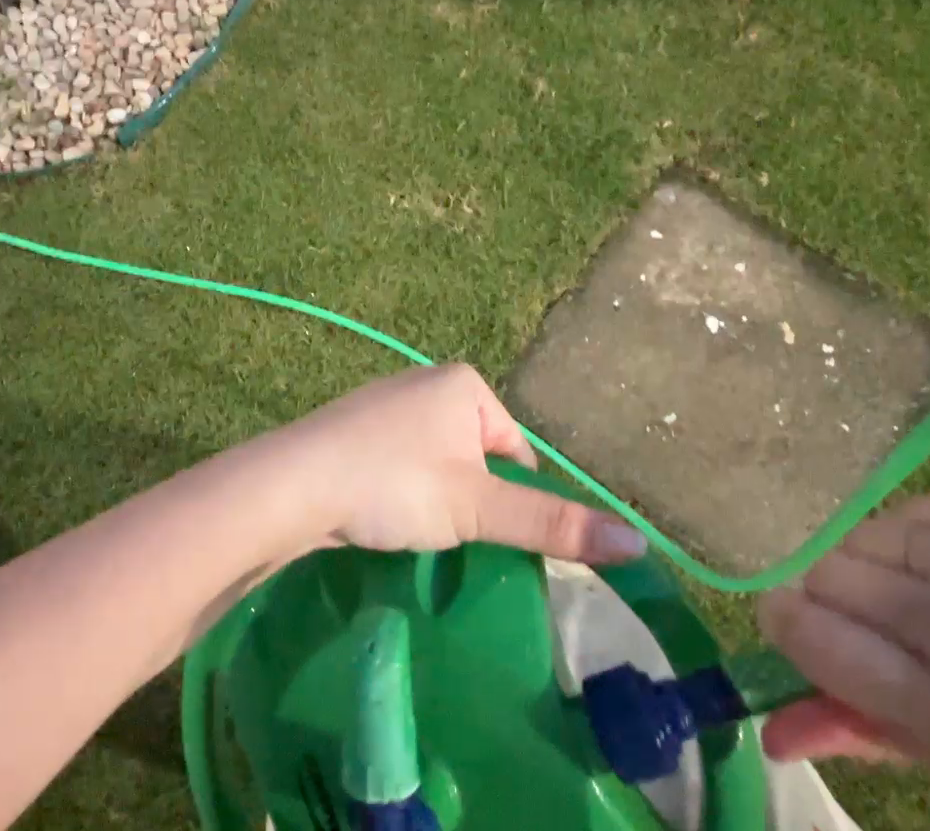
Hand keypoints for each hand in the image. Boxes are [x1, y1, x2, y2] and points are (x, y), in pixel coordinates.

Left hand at [235, 364, 648, 565]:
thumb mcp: (477, 507)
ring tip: (413, 530)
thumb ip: (552, 524)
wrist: (290, 486)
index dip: (511, 501)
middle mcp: (424, 384)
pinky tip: (384, 518)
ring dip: (435, 501)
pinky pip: (398, 467)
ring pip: (436, 466)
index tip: (486, 536)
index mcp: (464, 384)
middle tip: (449, 537)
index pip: (516, 452)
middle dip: (471, 500)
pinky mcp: (352, 433)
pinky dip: (400, 495)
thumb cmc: (392, 483)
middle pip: (477, 459)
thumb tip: (639, 545)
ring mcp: (384, 407)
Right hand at [757, 485, 929, 809]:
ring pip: (863, 536)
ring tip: (921, 587)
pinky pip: (914, 508)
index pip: (818, 642)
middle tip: (869, 612)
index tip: (789, 618)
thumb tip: (767, 731)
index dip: (787, 624)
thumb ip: (863, 734)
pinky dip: (917, 535)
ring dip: (872, 562)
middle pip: (830, 578)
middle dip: (829, 593)